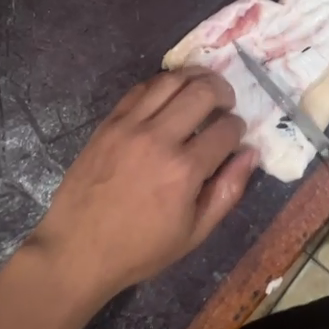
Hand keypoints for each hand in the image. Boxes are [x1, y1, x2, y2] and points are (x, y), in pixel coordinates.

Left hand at [27, 71, 258, 304]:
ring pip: (171, 80)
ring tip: (203, 87)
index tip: (236, 133)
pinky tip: (170, 95)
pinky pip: (141, 88)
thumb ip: (228, 190)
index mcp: (184, 171)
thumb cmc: (140, 249)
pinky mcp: (109, 122)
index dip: (238, 128)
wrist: (77, 250)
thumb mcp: (194, 233)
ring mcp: (130, 126)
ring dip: (195, 78)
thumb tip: (251, 153)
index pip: (226, 129)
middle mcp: (159, 139)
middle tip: (226, 102)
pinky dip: (162, 85)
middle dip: (223, 92)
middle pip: (202, 91)